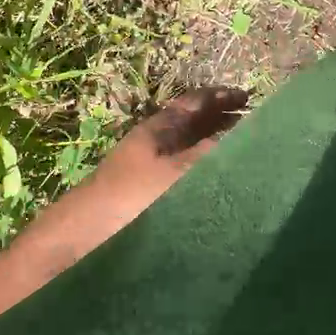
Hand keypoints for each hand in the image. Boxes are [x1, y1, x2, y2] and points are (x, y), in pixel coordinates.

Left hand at [106, 85, 248, 194]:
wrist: (83, 238)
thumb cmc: (131, 195)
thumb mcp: (176, 171)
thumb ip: (208, 153)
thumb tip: (239, 138)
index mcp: (161, 127)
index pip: (196, 101)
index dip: (222, 96)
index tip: (248, 97)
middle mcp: (156, 142)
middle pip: (194, 123)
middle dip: (222, 120)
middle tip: (252, 123)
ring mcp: (150, 169)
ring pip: (189, 148)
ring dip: (214, 146)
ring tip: (241, 151)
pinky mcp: (148, 195)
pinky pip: (184, 173)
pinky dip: (203, 170)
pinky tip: (217, 182)